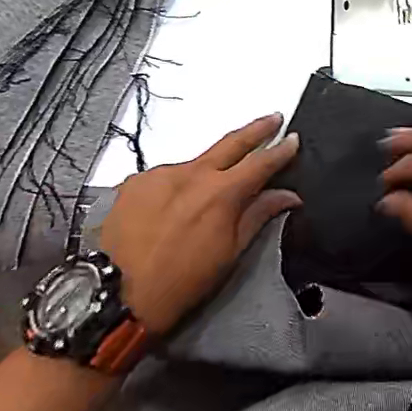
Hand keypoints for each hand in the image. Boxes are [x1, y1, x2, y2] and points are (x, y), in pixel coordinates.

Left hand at [100, 113, 301, 334]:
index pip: (260, 162)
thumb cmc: (180, 283)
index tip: (292, 139)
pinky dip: (174, 188)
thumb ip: (258, 216)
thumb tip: (286, 196)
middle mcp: (191, 174)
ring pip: (193, 164)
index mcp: (221, 193)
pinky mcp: (134, 181)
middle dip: (255, 129)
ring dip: (206, 172)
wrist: (119, 292)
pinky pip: (164, 177)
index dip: (280, 150)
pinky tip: (169, 210)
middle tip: (272, 118)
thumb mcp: (229, 254)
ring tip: (203, 201)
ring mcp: (160, 173)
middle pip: (231, 143)